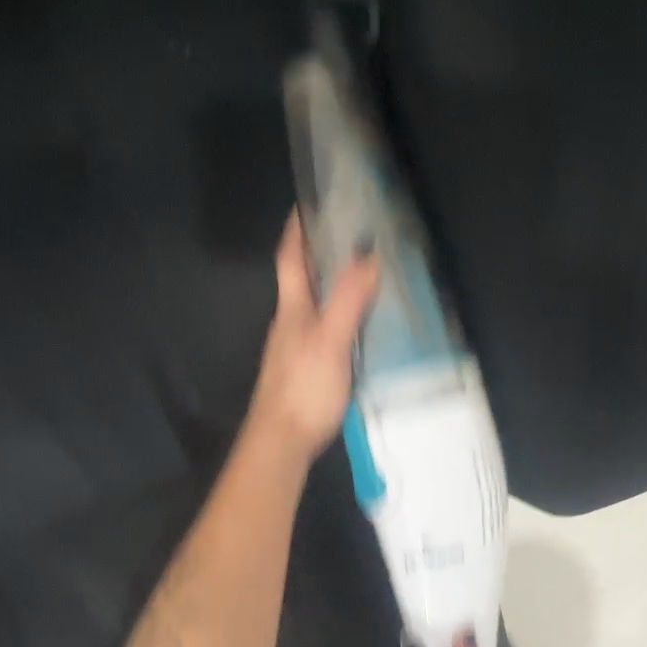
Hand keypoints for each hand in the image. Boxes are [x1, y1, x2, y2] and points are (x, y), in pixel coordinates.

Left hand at [244, 211, 380, 463]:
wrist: (280, 444)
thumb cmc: (303, 390)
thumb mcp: (331, 341)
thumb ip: (349, 300)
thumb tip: (366, 254)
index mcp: (292, 310)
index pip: (290, 259)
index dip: (297, 230)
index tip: (307, 202)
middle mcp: (289, 325)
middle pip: (300, 282)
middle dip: (318, 256)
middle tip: (347, 234)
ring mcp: (293, 351)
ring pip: (311, 308)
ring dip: (330, 287)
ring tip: (360, 275)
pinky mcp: (303, 374)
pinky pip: (322, 333)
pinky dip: (338, 319)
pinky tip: (356, 328)